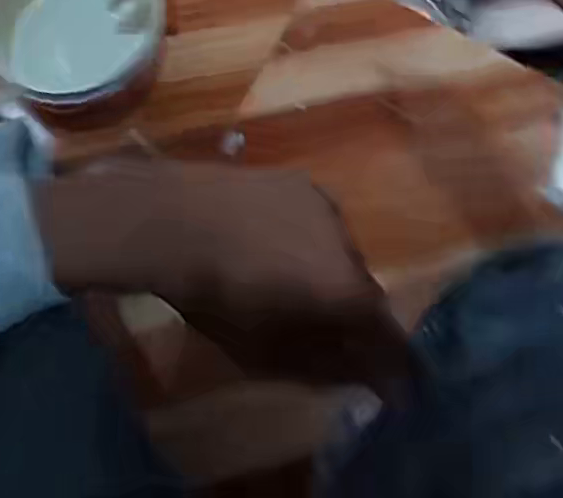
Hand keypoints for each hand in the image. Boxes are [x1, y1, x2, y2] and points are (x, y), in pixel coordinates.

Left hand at [35, 160, 407, 389]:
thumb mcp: (267, 350)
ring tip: (284, 278)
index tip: (388, 383)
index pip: (391, 336)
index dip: (393, 364)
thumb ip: (326, 365)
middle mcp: (347, 238)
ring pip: (338, 248)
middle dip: (350, 313)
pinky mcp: (295, 178)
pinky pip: (314, 219)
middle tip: (322, 328)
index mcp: (345, 288)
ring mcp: (321, 202)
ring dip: (325, 269)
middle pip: (362, 287)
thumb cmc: (213, 293)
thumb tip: (366, 374)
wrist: (169, 216)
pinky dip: (305, 236)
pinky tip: (269, 240)